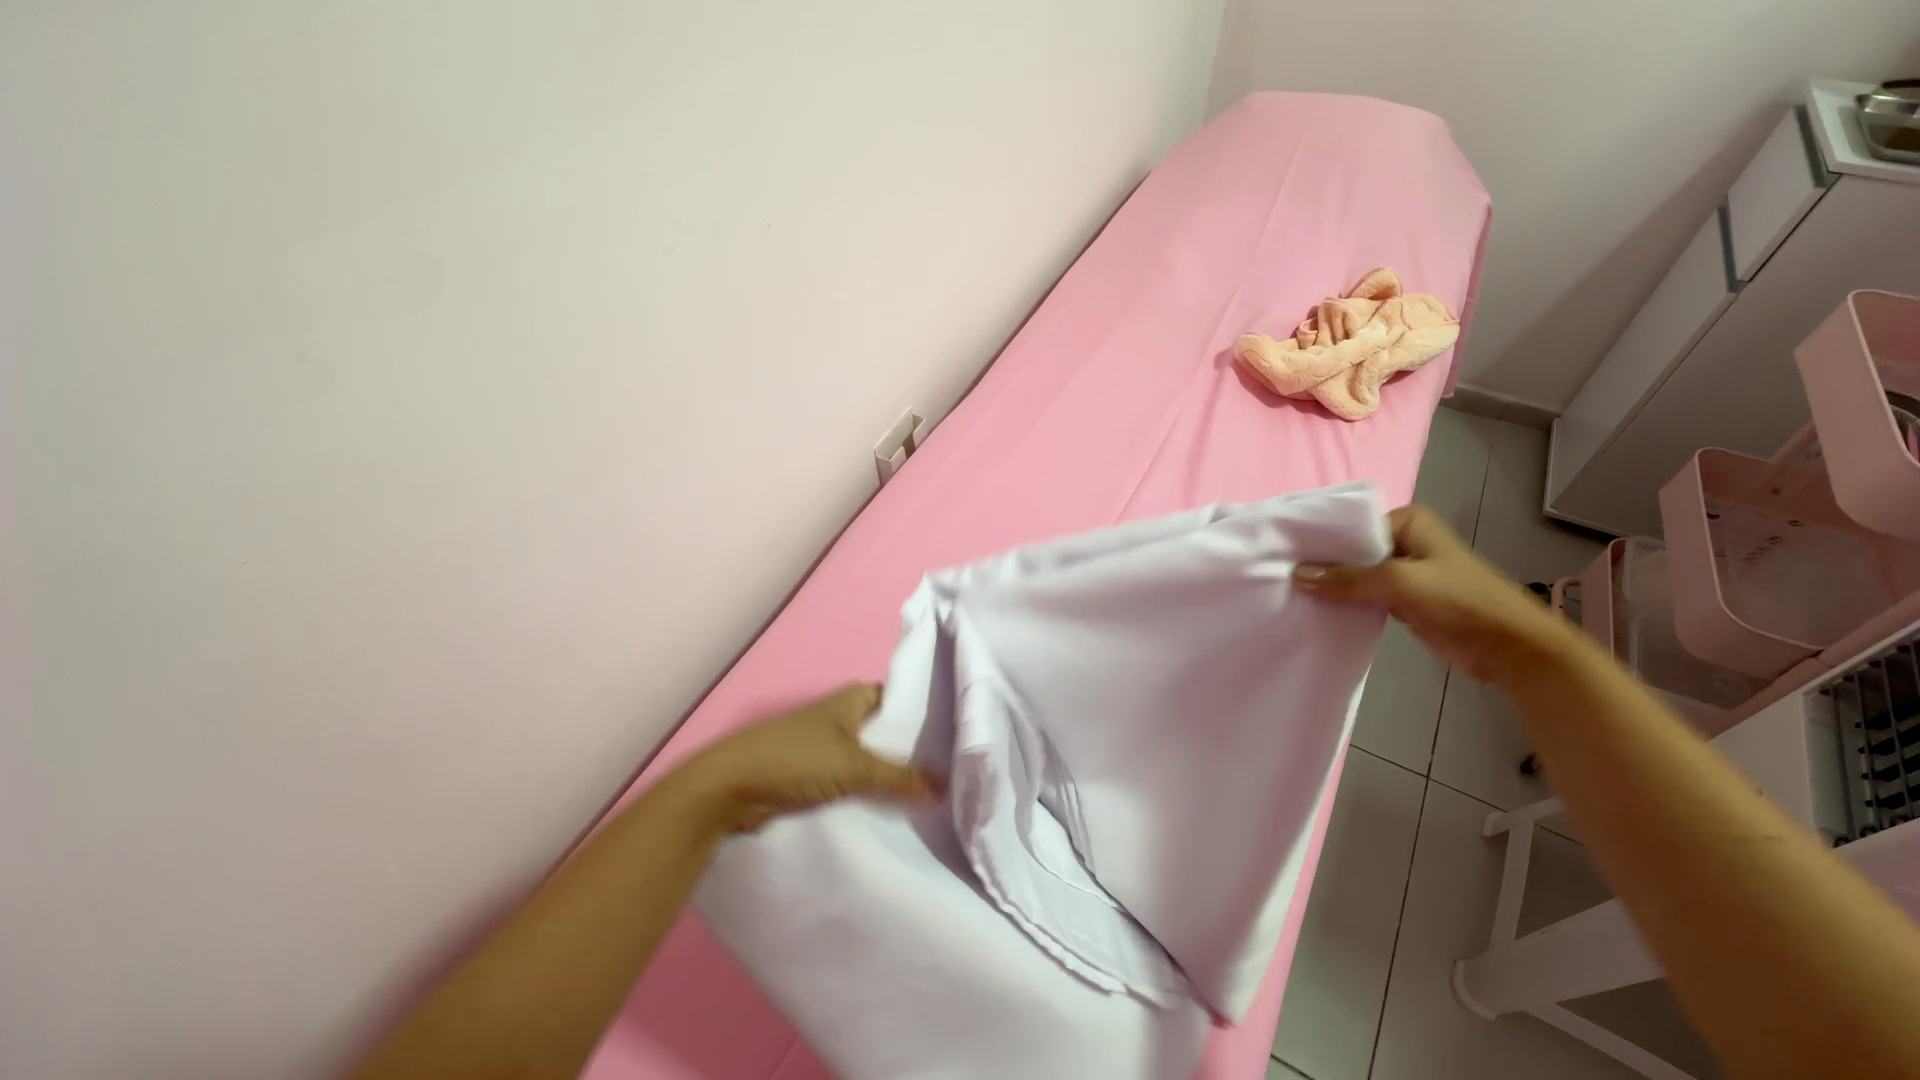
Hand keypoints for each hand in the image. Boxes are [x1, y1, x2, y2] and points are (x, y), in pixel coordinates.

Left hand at [674, 683, 940, 833]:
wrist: (730, 790)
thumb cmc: (794, 760)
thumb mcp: (854, 766)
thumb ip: (899, 777)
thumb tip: (945, 786)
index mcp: (853, 699)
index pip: (901, 698)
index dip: (926, 712)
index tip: (960, 734)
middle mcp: (842, 717)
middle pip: (888, 732)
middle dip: (914, 752)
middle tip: (956, 772)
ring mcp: (827, 747)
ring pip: (871, 760)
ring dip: (891, 777)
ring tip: (935, 795)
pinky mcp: (815, 776)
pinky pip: (853, 782)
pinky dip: (870, 793)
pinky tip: (896, 811)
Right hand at [1291, 503, 1578, 683]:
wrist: (1510, 648)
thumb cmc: (1460, 601)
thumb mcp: (1399, 582)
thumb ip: (1347, 578)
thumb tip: (1297, 574)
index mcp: (1408, 522)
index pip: (1352, 524)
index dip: (1320, 539)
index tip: (1284, 553)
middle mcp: (1404, 541)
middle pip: (1351, 550)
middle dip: (1322, 564)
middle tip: (1278, 575)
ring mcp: (1404, 573)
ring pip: (1355, 576)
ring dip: (1331, 587)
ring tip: (1288, 593)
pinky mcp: (1403, 601)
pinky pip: (1364, 597)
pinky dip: (1344, 604)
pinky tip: (1315, 611)